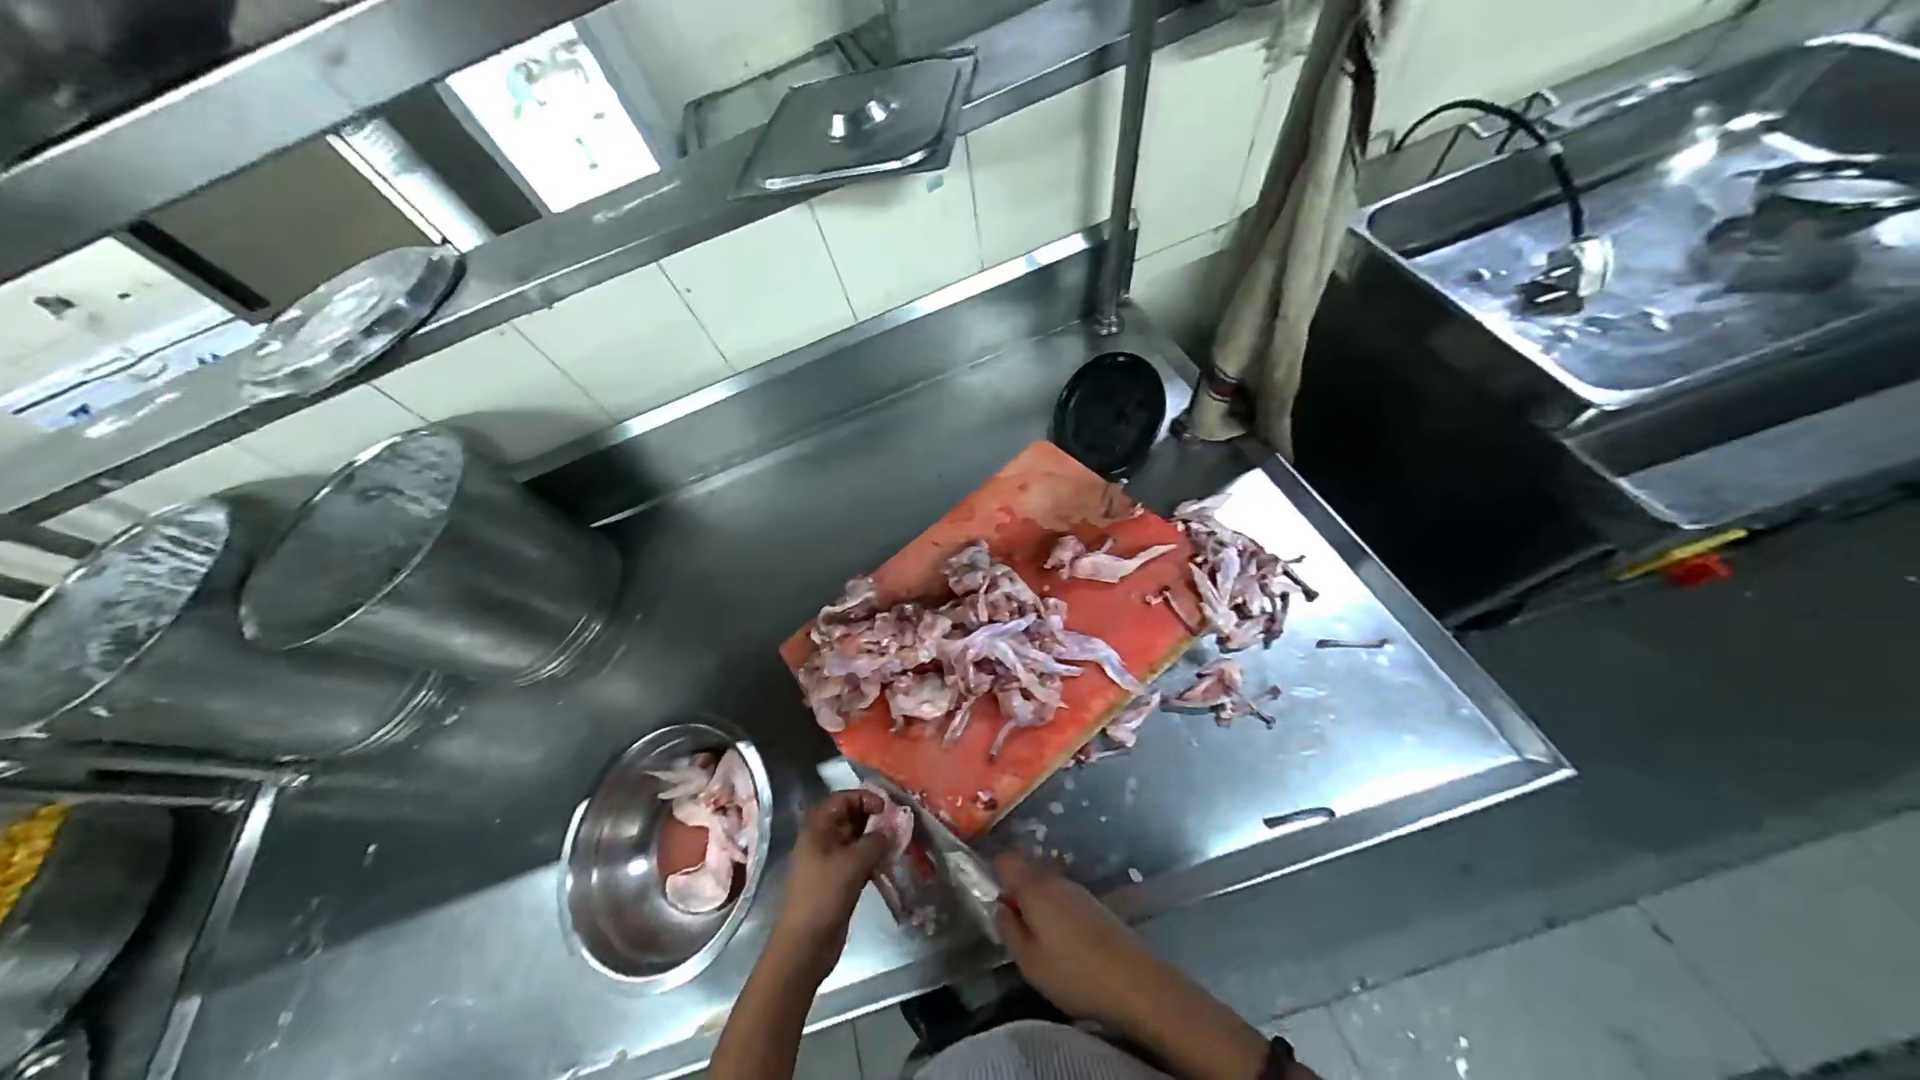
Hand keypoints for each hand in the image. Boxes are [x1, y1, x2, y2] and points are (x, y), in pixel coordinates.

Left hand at [771, 790, 890, 977]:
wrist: (806, 943)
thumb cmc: (825, 894)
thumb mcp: (853, 862)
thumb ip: (876, 840)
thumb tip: (893, 828)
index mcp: (817, 827)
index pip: (842, 799)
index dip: (864, 798)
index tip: (886, 809)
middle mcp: (821, 839)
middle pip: (850, 817)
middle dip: (874, 818)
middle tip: (897, 825)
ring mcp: (828, 860)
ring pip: (856, 840)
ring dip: (875, 840)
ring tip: (897, 844)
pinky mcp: (837, 880)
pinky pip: (857, 860)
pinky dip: (872, 859)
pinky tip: (888, 864)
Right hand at [991, 853, 1167, 1026]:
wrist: (1135, 981)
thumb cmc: (1073, 972)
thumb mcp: (1029, 961)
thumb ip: (1008, 929)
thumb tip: (998, 906)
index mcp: (1035, 887)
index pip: (1005, 861)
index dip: (990, 869)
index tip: (982, 890)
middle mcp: (1056, 880)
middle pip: (1026, 871)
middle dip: (1013, 889)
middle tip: (1005, 921)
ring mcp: (1078, 891)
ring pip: (1045, 885)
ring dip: (1034, 902)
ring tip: (1029, 934)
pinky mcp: (1094, 905)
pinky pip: (1062, 898)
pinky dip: (1052, 910)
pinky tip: (1056, 938)